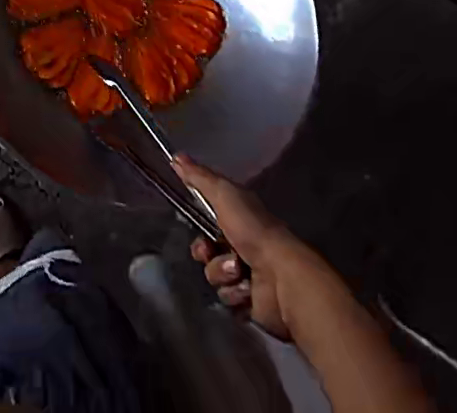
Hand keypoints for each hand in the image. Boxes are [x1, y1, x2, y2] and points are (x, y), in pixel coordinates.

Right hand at [175, 154, 299, 339]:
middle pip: (204, 249)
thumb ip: (199, 177)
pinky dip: (234, 293)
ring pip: (213, 274)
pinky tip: (247, 289)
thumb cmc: (253, 230)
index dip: (197, 221)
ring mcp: (246, 273)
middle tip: (212, 251)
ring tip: (239, 271)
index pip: (206, 217)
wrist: (281, 277)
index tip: (192, 221)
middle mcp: (241, 243)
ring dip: (222, 272)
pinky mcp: (249, 301)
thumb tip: (176, 156)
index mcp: (238, 217)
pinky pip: (225, 297)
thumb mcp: (224, 194)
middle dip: (205, 252)